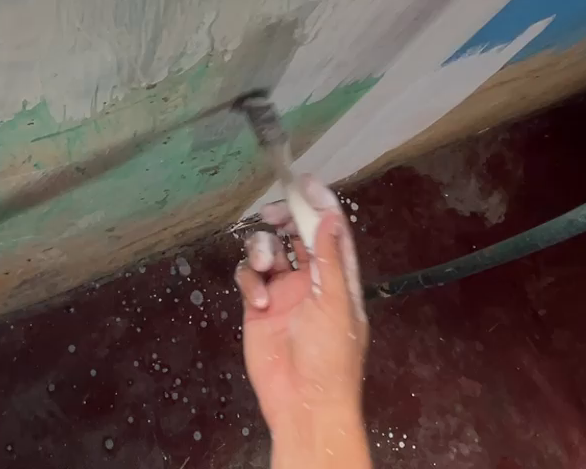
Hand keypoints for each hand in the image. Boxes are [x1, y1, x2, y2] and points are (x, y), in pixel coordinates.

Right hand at [236, 175, 371, 468]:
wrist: (302, 404)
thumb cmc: (329, 357)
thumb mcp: (334, 304)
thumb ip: (328, 258)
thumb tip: (330, 216)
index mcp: (336, 277)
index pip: (329, 231)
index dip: (318, 204)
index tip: (302, 181)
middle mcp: (310, 279)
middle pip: (295, 234)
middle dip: (283, 219)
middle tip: (271, 214)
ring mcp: (283, 291)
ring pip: (268, 250)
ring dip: (262, 250)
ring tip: (263, 267)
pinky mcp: (259, 305)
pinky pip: (248, 276)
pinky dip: (249, 280)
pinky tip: (258, 300)